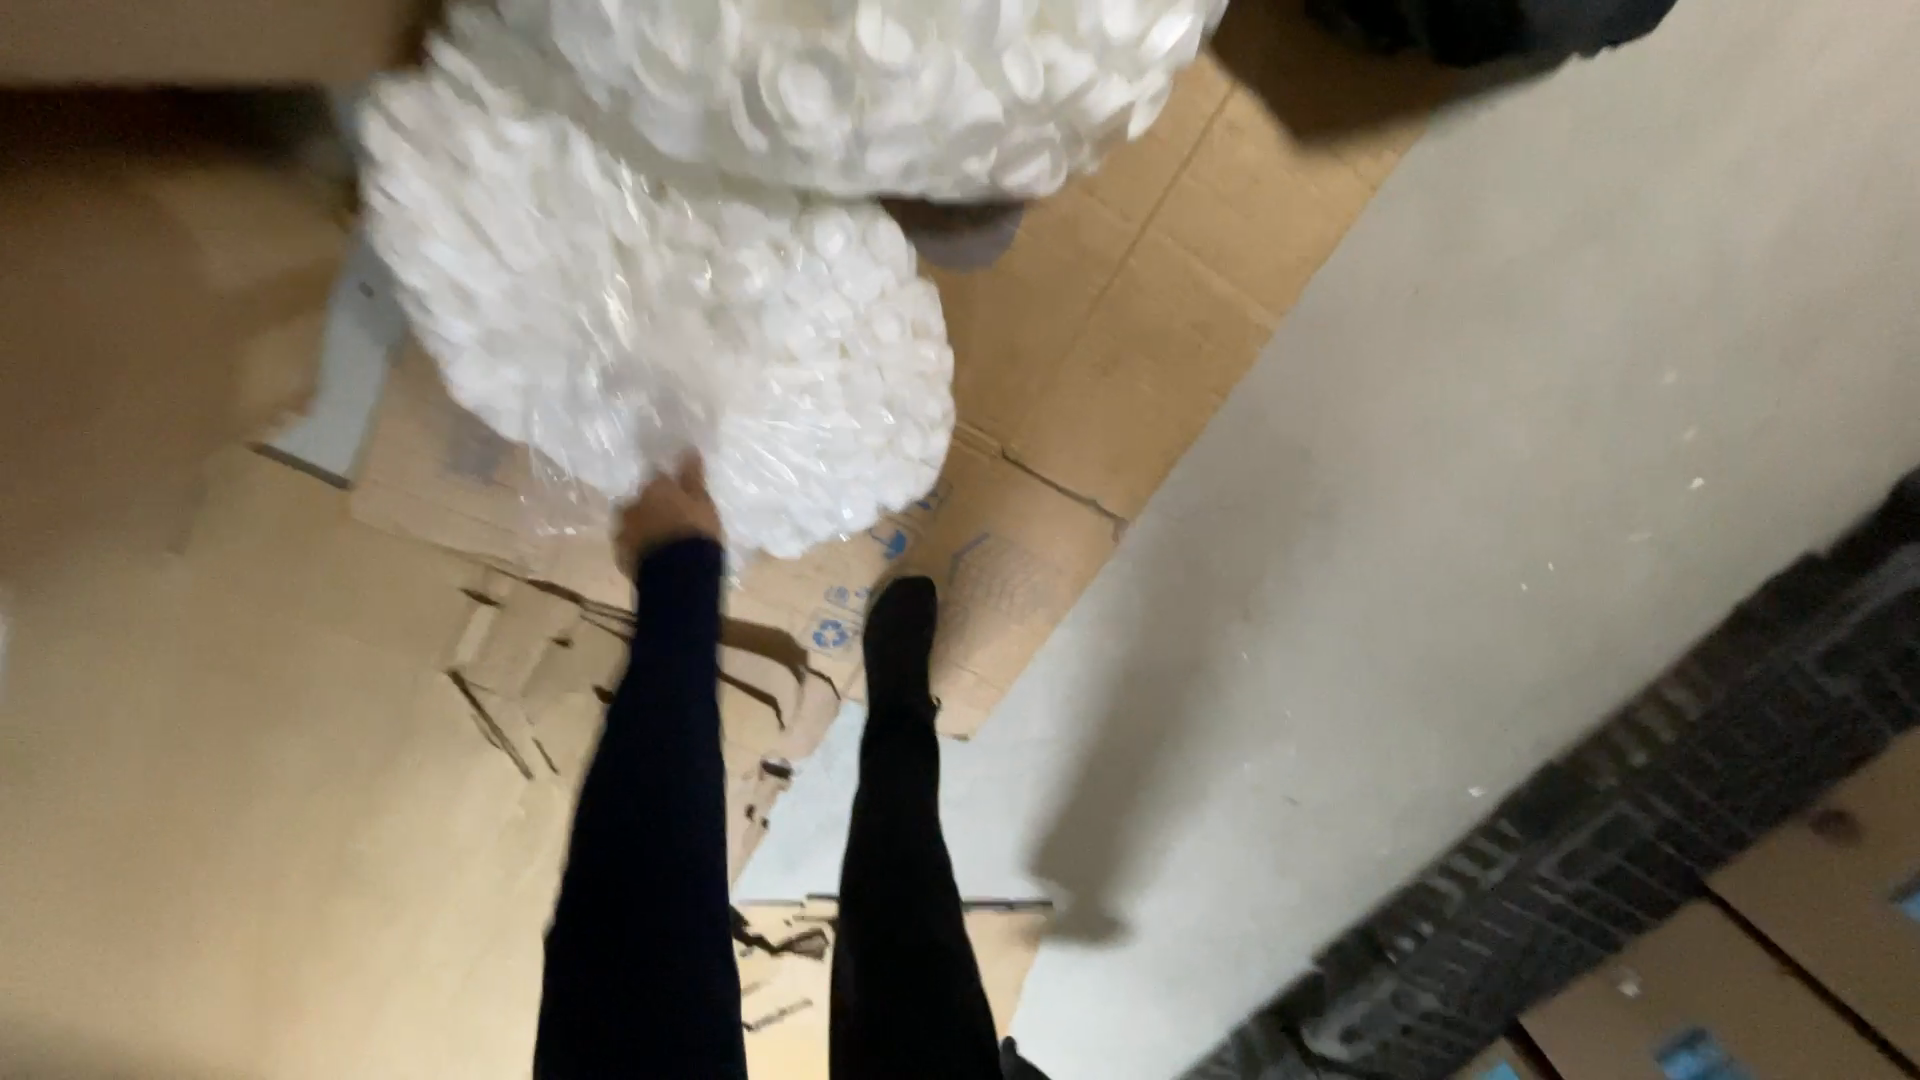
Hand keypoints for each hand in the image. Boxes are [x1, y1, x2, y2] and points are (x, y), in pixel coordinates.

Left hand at [617, 454, 721, 567]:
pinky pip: (629, 545)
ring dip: (642, 526)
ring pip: (631, 522)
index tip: (677, 494)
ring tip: (660, 540)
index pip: (657, 476)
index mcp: (654, 488)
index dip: (667, 485)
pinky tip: (653, 556)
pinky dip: (638, 547)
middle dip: (650, 505)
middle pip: (639, 499)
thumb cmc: (696, 532)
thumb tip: (688, 449)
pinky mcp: (620, 554)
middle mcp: (632, 503)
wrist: (678, 574)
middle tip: (669, 519)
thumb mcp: (703, 502)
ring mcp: (623, 530)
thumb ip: (693, 477)